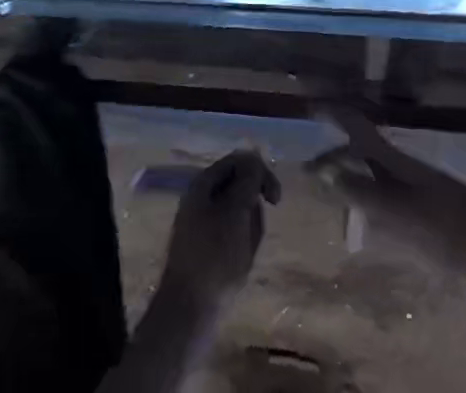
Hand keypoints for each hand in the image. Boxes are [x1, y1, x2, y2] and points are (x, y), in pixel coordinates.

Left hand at [157, 150, 281, 312]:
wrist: (190, 307)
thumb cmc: (215, 255)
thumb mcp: (235, 211)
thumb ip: (247, 180)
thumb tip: (255, 158)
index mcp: (203, 184)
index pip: (238, 161)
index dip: (260, 172)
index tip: (274, 199)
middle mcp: (201, 197)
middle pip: (239, 185)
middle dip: (254, 204)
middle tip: (256, 228)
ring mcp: (203, 221)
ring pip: (239, 210)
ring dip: (250, 225)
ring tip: (246, 249)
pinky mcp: (208, 244)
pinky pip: (234, 232)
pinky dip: (244, 241)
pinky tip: (241, 261)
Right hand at [307, 104, 465, 278]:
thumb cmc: (445, 227)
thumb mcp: (395, 211)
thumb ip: (358, 190)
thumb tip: (322, 168)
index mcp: (393, 158)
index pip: (356, 124)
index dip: (332, 112)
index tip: (309, 107)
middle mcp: (403, 163)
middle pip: (362, 147)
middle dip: (335, 154)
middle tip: (312, 172)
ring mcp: (418, 181)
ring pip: (374, 168)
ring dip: (351, 173)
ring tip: (333, 193)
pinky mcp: (429, 201)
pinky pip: (386, 186)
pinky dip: (368, 191)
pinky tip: (366, 216)